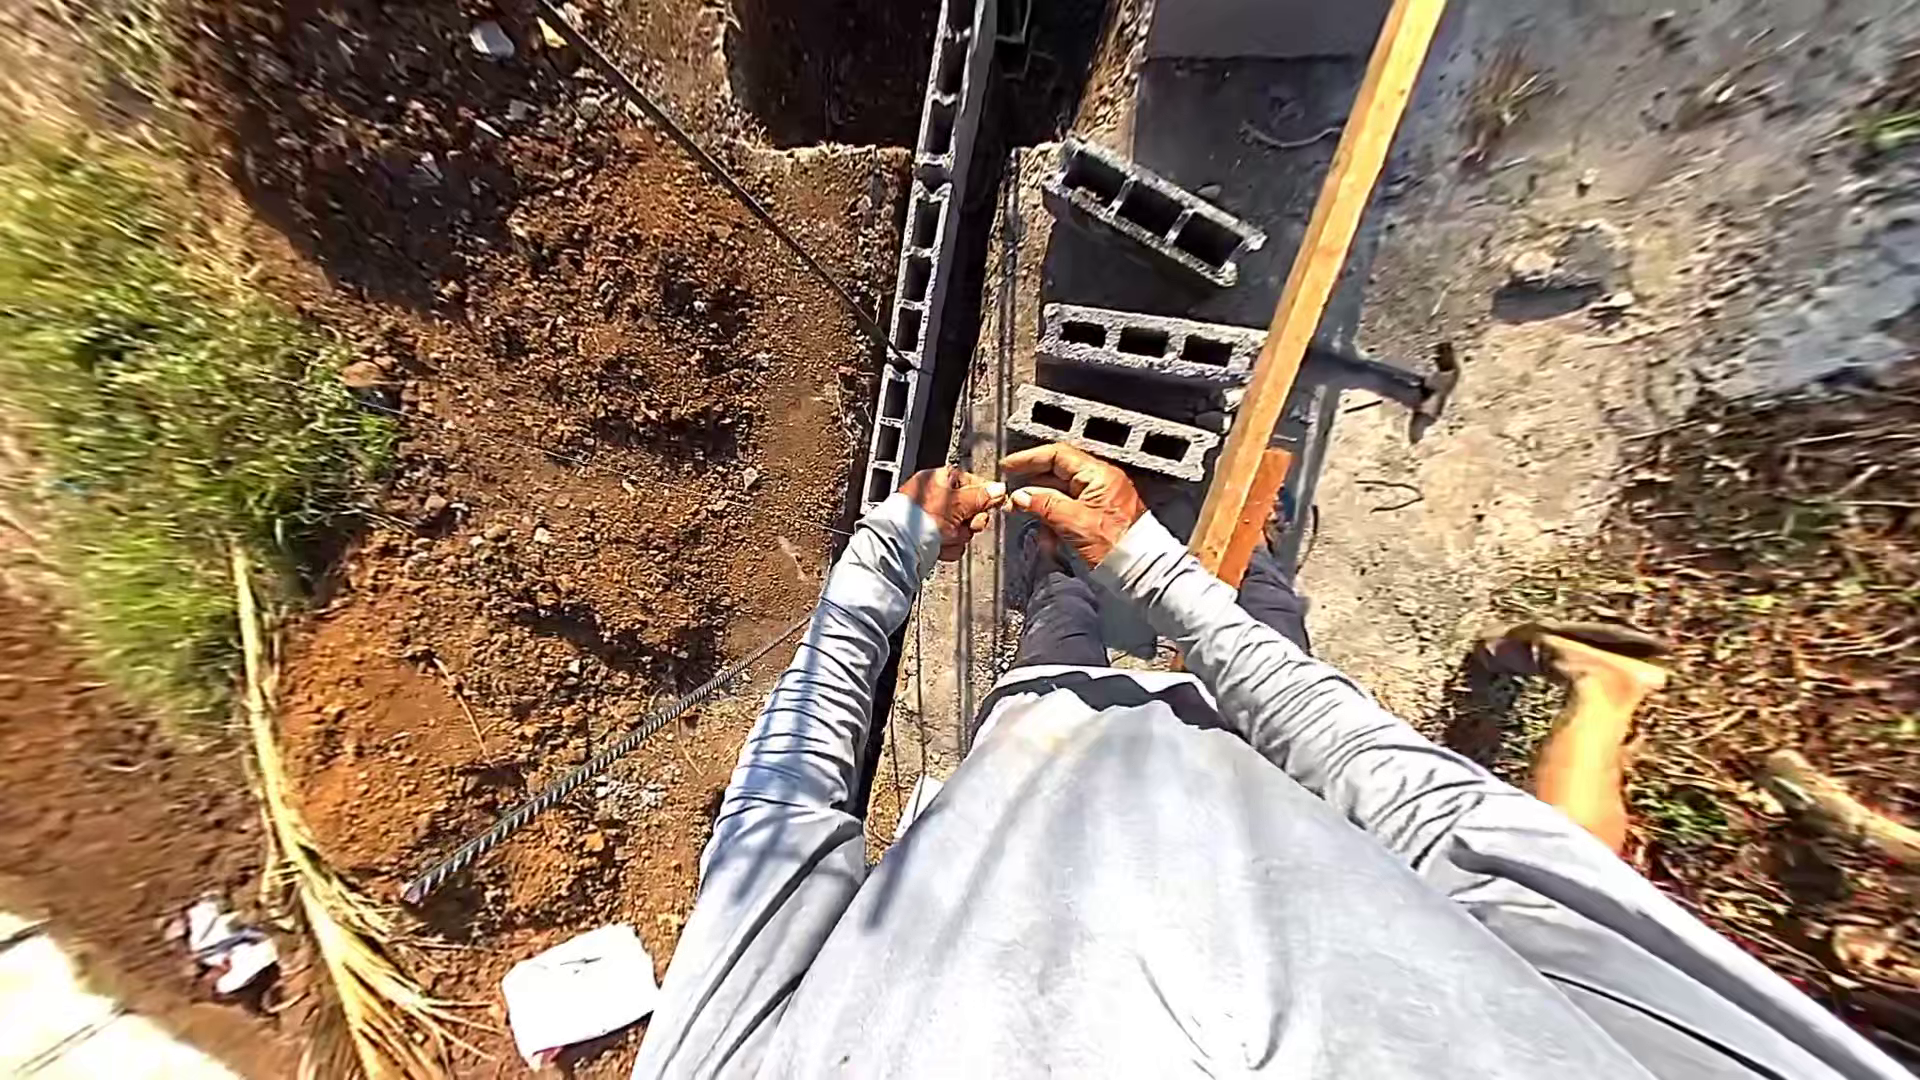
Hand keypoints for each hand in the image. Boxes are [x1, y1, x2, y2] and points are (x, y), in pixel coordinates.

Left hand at [899, 466, 1006, 560]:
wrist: (901, 548)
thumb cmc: (921, 518)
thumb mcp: (958, 503)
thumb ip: (981, 496)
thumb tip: (999, 489)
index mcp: (939, 479)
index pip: (972, 482)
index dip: (983, 495)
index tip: (992, 504)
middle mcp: (935, 497)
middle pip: (970, 508)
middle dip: (971, 520)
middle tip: (967, 523)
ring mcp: (934, 519)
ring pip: (963, 528)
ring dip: (959, 535)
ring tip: (947, 536)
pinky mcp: (931, 538)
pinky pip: (952, 542)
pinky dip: (949, 546)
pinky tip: (940, 546)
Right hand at [999, 443, 1146, 566]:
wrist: (1139, 569)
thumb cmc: (1117, 545)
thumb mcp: (1074, 521)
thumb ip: (1044, 505)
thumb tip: (1021, 496)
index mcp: (1098, 475)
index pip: (1058, 455)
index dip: (1030, 459)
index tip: (1010, 466)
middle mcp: (1099, 481)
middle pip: (1056, 473)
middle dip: (1032, 485)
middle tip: (1011, 493)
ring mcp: (1098, 498)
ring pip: (1060, 493)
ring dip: (1040, 505)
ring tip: (1024, 515)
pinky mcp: (1096, 515)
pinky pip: (1068, 509)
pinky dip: (1053, 519)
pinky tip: (1046, 533)